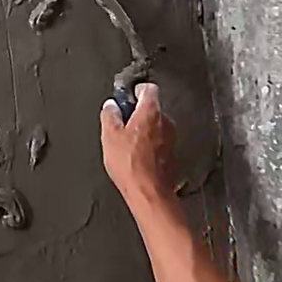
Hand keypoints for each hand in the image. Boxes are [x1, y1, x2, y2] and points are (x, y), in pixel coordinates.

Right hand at [100, 83, 177, 207]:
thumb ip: (110, 115)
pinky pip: (159, 142)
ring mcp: (171, 139)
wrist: (148, 192)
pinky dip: (150, 145)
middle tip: (122, 123)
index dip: (136, 90)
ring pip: (156, 126)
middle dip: (137, 113)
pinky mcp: (171, 155)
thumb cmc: (130, 164)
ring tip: (127, 144)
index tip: (127, 96)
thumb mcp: (109, 136)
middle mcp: (165, 122)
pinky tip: (137, 156)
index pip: (149, 89)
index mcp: (150, 112)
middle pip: (152, 108)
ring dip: (144, 130)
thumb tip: (111, 107)